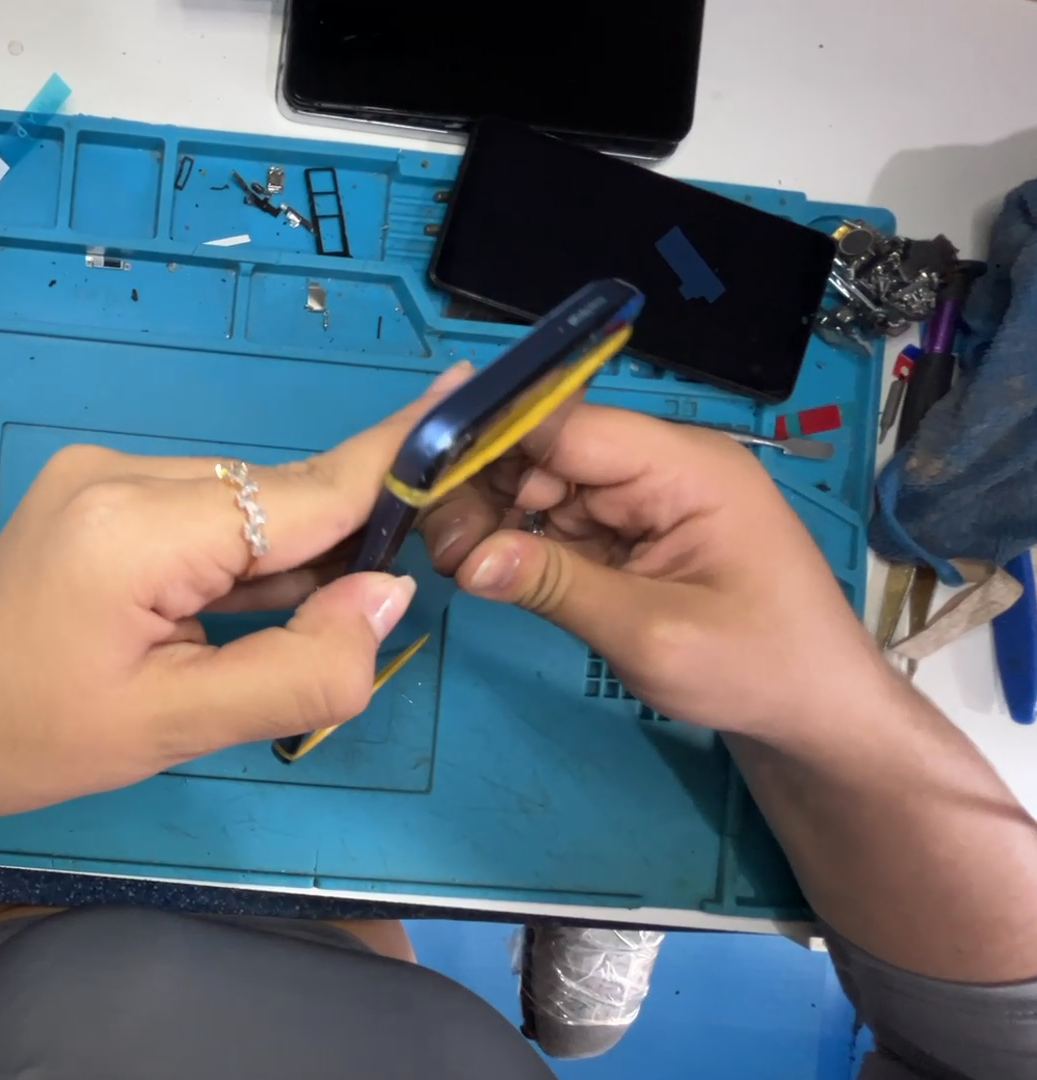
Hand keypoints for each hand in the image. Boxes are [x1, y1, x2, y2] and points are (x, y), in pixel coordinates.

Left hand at [0, 367, 474, 824]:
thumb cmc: (35, 739)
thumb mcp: (177, 727)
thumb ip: (298, 668)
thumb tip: (386, 598)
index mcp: (134, 525)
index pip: (298, 493)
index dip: (389, 468)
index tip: (468, 406)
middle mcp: (116, 472)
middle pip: (270, 498)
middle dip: (319, 554)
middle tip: (334, 630)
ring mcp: (97, 473)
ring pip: (236, 505)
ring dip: (269, 562)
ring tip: (242, 637)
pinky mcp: (91, 491)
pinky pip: (194, 511)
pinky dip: (227, 556)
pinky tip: (214, 610)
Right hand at [420, 406, 884, 741]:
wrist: (810, 715)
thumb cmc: (757, 669)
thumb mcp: (653, 635)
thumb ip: (557, 588)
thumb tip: (466, 560)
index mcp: (682, 468)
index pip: (565, 426)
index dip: (490, 441)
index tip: (422, 478)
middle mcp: (651, 468)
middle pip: (537, 451)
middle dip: (478, 489)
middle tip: (443, 550)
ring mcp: (629, 499)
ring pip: (528, 483)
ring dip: (483, 517)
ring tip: (454, 563)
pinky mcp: (611, 530)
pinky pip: (539, 518)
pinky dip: (502, 538)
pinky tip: (475, 564)